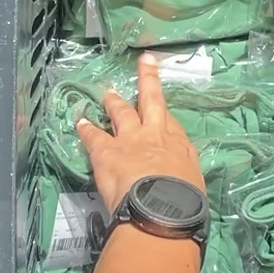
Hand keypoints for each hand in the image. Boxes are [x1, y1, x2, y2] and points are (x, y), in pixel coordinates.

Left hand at [75, 55, 204, 214]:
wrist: (160, 211)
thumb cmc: (183, 204)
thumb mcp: (193, 184)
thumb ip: (185, 173)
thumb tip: (183, 175)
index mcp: (179, 147)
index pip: (171, 122)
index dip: (164, 112)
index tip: (160, 108)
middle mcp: (155, 135)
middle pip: (152, 100)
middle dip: (149, 79)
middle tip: (145, 61)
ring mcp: (130, 139)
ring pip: (121, 112)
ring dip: (114, 102)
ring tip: (108, 94)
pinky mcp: (107, 151)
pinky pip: (93, 136)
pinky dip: (86, 128)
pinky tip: (80, 122)